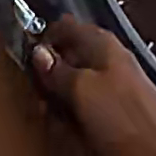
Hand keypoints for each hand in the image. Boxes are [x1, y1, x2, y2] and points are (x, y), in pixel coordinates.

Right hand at [30, 18, 155, 155]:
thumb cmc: (124, 119)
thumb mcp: (82, 91)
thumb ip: (57, 70)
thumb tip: (37, 53)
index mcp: (102, 42)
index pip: (64, 26)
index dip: (44, 39)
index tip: (29, 60)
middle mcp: (111, 58)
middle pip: (70, 56)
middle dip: (53, 75)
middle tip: (41, 96)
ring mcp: (120, 86)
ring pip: (80, 84)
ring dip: (64, 99)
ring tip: (55, 116)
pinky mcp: (125, 112)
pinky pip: (93, 105)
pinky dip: (80, 114)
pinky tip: (75, 129)